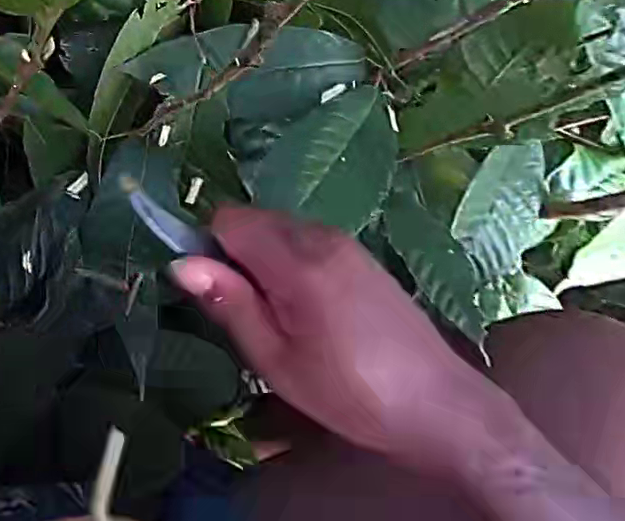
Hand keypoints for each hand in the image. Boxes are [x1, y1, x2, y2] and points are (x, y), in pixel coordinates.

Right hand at [167, 206, 511, 473]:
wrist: (443, 407)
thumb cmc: (352, 394)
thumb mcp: (278, 361)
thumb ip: (230, 304)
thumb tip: (180, 263)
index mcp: (296, 261)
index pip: (226, 218)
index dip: (211, 248)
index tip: (222, 290)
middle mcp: (318, 234)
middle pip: (250, 217)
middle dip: (236, 252)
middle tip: (254, 309)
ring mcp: (341, 238)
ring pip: (275, 225)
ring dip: (262, 255)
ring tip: (284, 311)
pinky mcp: (356, 249)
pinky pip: (302, 234)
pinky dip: (289, 256)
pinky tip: (310, 303)